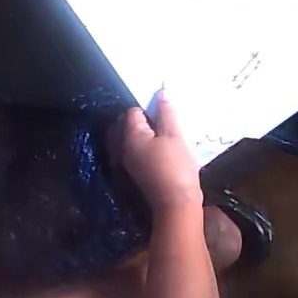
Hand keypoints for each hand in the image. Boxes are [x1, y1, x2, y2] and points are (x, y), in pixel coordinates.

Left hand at [110, 95, 202, 215]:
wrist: (176, 205)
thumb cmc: (176, 167)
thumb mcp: (175, 135)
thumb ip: (167, 112)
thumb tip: (161, 92)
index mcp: (130, 136)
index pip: (133, 111)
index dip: (149, 107)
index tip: (165, 112)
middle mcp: (122, 148)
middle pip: (126, 125)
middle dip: (143, 120)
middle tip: (164, 122)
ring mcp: (126, 163)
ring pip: (130, 140)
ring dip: (144, 134)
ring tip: (164, 135)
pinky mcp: (134, 175)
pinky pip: (135, 153)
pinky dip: (144, 148)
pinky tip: (161, 151)